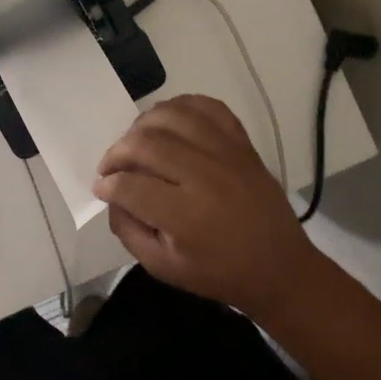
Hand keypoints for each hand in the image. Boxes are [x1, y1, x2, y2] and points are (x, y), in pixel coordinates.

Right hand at [94, 94, 325, 318]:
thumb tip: (112, 197)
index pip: (130, 185)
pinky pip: (208, 107)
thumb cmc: (218, 272)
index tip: (102, 189)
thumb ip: (129, 231)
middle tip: (110, 168)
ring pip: (173, 116)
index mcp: (186, 215)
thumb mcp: (162, 267)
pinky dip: (182, 106)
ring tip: (135, 143)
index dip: (107, 185)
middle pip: (146, 143)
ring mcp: (227, 154)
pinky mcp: (242, 144)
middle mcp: (206, 176)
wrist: (279, 267)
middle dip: (116, 153)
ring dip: (143, 125)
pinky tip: (167, 122)